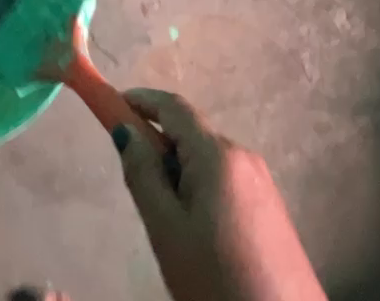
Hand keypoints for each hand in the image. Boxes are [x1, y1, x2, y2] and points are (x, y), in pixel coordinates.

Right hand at [115, 89, 326, 300]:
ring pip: (205, 160)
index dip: (140, 100)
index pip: (173, 107)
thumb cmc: (216, 280)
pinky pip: (223, 180)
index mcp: (217, 155)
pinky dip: (199, 188)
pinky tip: (196, 234)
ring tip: (167, 224)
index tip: (110, 105)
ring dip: (178, 172)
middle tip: (137, 188)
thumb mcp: (166, 229)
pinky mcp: (269, 206)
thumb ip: (143, 174)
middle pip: (190, 134)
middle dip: (158, 147)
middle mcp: (242, 155)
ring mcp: (260, 181)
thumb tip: (127, 130)